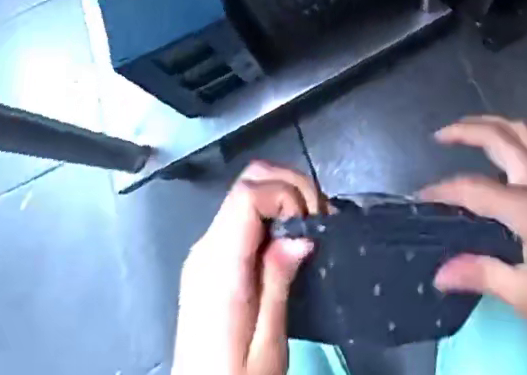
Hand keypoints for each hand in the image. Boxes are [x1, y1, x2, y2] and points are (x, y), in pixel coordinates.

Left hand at [172, 161, 323, 374]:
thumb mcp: (266, 348)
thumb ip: (278, 283)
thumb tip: (301, 234)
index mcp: (218, 268)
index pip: (248, 196)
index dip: (286, 194)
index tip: (311, 224)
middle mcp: (207, 248)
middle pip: (249, 179)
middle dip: (292, 185)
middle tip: (319, 221)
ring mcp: (207, 250)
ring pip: (249, 189)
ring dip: (286, 194)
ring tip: (311, 228)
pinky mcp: (213, 257)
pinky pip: (245, 212)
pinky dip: (275, 209)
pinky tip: (293, 238)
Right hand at [421, 117, 526, 374]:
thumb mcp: (525, 298)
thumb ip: (481, 273)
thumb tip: (439, 272)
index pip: (475, 188)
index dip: (444, 189)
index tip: (420, 197)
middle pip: (502, 137)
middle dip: (468, 129)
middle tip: (441, 135)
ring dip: (498, 126)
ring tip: (474, 133)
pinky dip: (524, 140)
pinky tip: (518, 156)